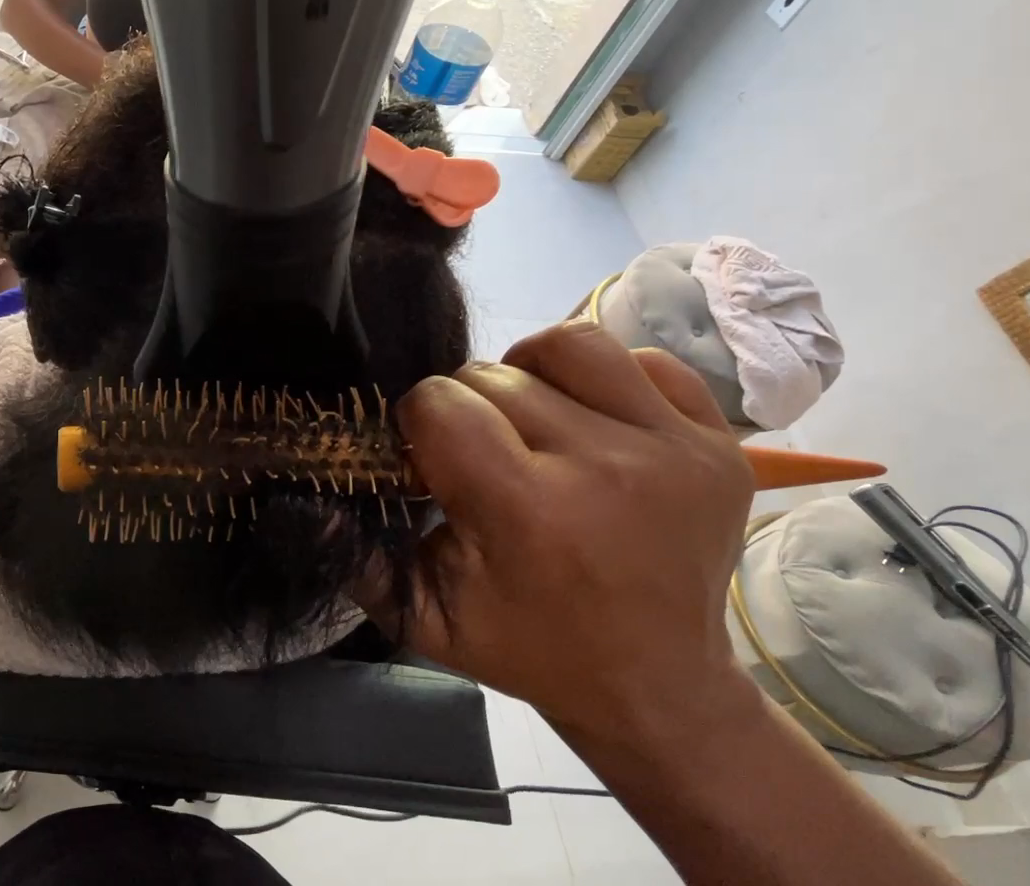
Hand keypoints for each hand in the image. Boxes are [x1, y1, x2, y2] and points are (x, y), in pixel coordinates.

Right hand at [375, 322, 754, 735]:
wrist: (657, 684)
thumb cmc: (528, 649)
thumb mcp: (424, 618)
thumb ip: (358, 558)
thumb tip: (309, 501)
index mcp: (529, 510)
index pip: (440, 402)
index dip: (416, 422)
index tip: (425, 459)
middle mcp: (607, 465)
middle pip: (493, 375)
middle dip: (464, 406)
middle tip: (475, 453)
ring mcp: (676, 448)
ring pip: (570, 344)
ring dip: (528, 372)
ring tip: (527, 416)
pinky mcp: (719, 443)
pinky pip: (645, 362)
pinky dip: (604, 380)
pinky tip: (591, 422)